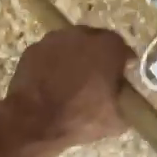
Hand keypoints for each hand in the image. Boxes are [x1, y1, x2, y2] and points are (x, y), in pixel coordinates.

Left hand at [0, 27, 133, 156]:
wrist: (33, 121)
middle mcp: (81, 35)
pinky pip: (49, 54)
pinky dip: (52, 64)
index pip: (121, 48)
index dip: (121, 63)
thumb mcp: (116, 120)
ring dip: (73, 58)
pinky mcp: (32, 50)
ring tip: (71, 80)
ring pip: (70, 45)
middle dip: (97, 57)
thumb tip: (123, 99)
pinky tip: (50, 82)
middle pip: (94, 42)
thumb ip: (124, 102)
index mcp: (107, 48)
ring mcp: (53, 40)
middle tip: (95, 78)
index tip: (120, 76)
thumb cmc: (80, 118)